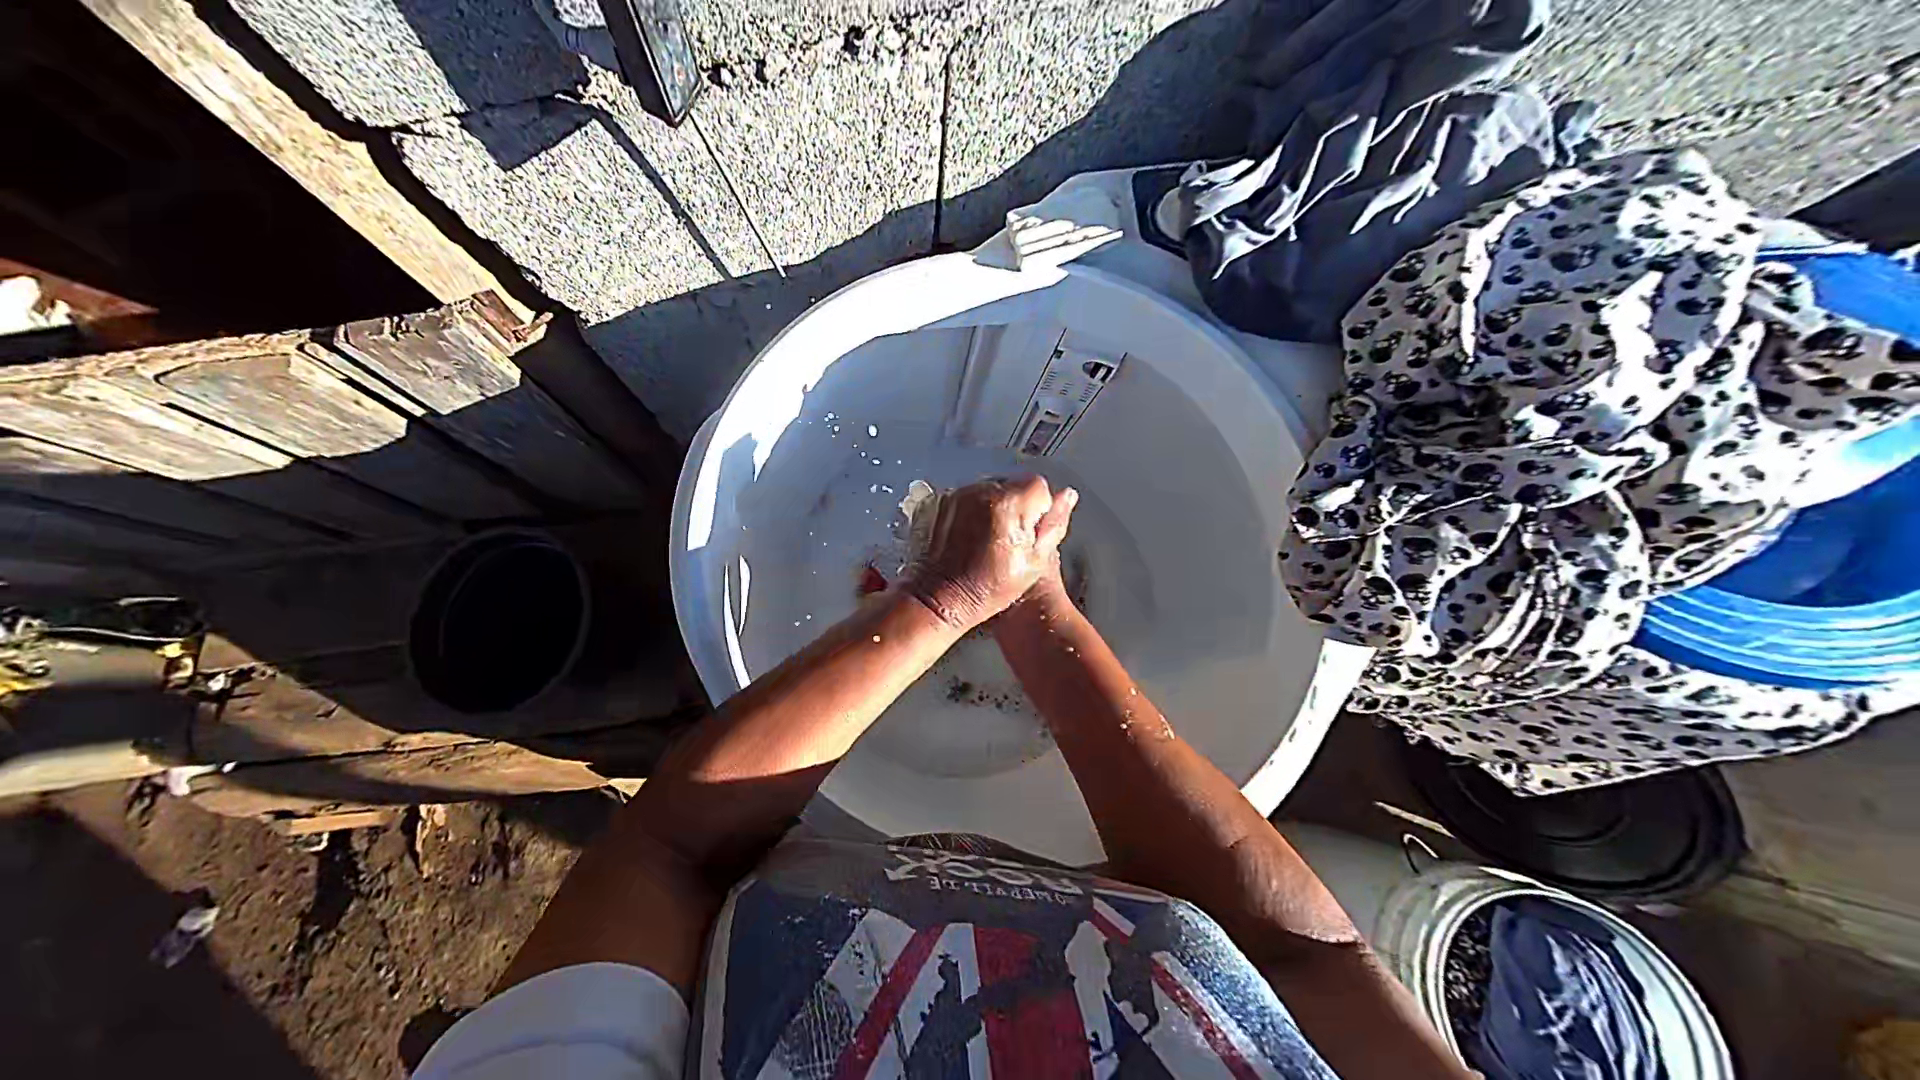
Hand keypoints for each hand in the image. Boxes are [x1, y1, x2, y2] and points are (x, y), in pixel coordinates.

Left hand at [903, 475, 1076, 629]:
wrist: (938, 599)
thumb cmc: (983, 589)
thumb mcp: (1033, 563)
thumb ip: (1053, 525)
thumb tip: (1067, 498)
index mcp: (1009, 505)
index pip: (1039, 485)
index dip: (1039, 509)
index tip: (1030, 530)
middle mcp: (980, 493)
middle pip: (1011, 485)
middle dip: (1014, 507)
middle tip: (1006, 540)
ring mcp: (956, 496)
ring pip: (987, 490)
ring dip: (990, 508)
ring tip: (984, 542)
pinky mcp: (937, 502)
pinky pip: (963, 497)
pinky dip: (967, 512)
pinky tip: (966, 538)